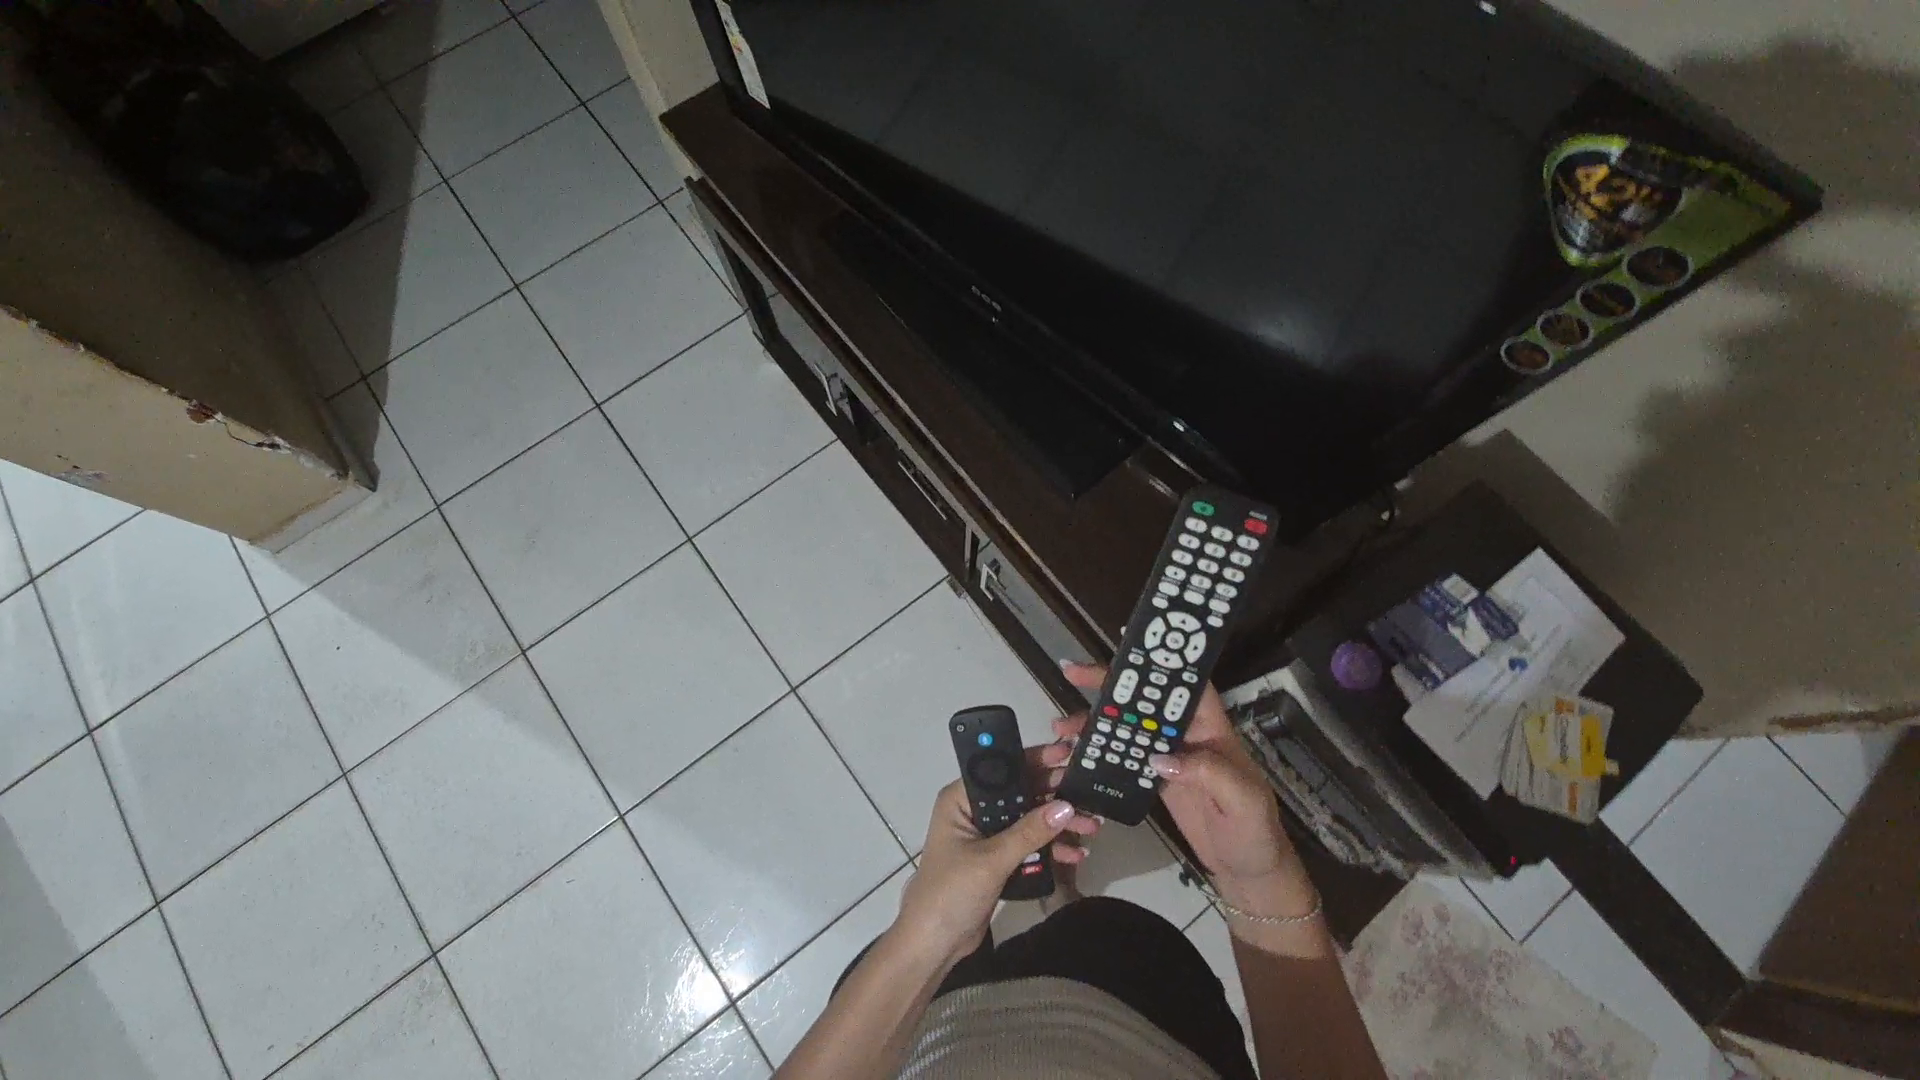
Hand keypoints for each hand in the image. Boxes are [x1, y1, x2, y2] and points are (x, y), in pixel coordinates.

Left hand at [895, 767, 1098, 965]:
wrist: (933, 946)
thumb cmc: (950, 894)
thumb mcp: (991, 860)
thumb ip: (1029, 832)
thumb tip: (1067, 807)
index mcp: (961, 799)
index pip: (1002, 770)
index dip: (1034, 760)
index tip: (1066, 755)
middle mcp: (974, 811)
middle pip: (1020, 794)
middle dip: (1054, 798)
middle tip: (1089, 795)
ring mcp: (987, 836)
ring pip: (1028, 820)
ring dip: (1058, 825)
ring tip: (1092, 829)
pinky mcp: (998, 859)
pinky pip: (1029, 845)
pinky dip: (1050, 848)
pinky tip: (1075, 854)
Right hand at [1060, 662, 1299, 898]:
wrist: (1250, 874)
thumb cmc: (1255, 833)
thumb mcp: (1242, 801)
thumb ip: (1207, 773)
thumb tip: (1159, 757)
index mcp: (1212, 730)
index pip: (1186, 686)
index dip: (1159, 664)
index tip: (1125, 651)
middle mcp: (1187, 737)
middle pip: (1145, 702)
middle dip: (1109, 686)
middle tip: (1071, 674)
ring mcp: (1170, 759)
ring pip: (1128, 729)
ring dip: (1096, 723)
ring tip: (1062, 726)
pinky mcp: (1156, 782)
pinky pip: (1124, 758)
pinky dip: (1100, 753)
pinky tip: (1076, 754)